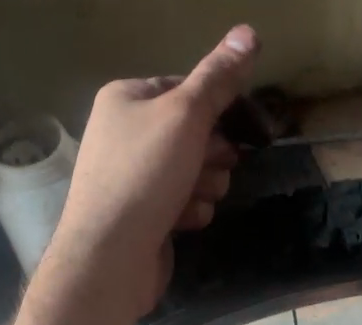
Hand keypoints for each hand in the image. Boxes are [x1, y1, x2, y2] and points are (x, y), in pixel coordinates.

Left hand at [40, 26, 256, 316]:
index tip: (237, 128)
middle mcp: (126, 134)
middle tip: (211, 166)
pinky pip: (184, 204)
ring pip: (194, 172)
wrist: (111, 256)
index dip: (215, 108)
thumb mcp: (185, 116)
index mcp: (126, 99)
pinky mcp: (146, 217)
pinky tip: (182, 224)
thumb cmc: (144, 177)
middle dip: (211, 154)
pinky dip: (191, 213)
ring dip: (205, 187)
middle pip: (194, 133)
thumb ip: (218, 79)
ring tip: (192, 200)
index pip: (185, 88)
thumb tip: (250, 32)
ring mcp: (135, 179)